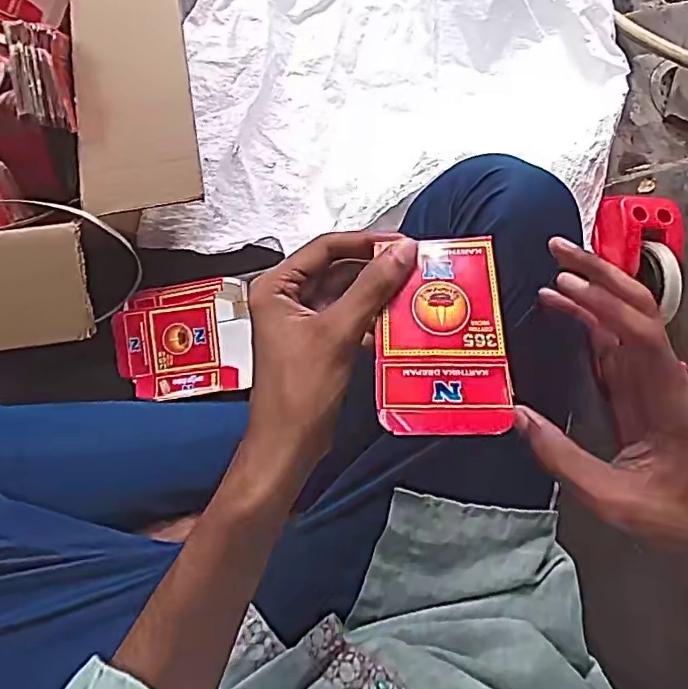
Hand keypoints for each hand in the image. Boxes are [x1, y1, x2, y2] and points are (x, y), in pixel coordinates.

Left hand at [244, 232, 416, 464]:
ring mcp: (303, 318)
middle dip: (375, 266)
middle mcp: (287, 297)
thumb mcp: (338, 332)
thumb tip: (400, 252)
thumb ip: (371, 288)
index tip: (398, 241)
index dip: (364, 241)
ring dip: (377, 290)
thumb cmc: (296, 394)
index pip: (325, 247)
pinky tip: (397, 317)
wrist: (289, 446)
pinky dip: (373, 314)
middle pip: (338, 267)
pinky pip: (350, 313)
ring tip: (411, 285)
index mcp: (276, 286)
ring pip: (347, 290)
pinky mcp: (319, 338)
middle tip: (411, 262)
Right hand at [517, 236, 687, 552]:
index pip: (644, 336)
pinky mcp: (634, 380)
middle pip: (638, 307)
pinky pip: (609, 335)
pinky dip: (584, 312)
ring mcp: (649, 374)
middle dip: (600, 272)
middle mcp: (663, 375)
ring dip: (592, 283)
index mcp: (670, 399)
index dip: (607, 306)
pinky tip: (559, 299)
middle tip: (560, 249)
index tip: (569, 286)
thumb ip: (563, 458)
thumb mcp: (613, 498)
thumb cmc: (670, 514)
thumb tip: (517, 415)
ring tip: (555, 261)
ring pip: (623, 314)